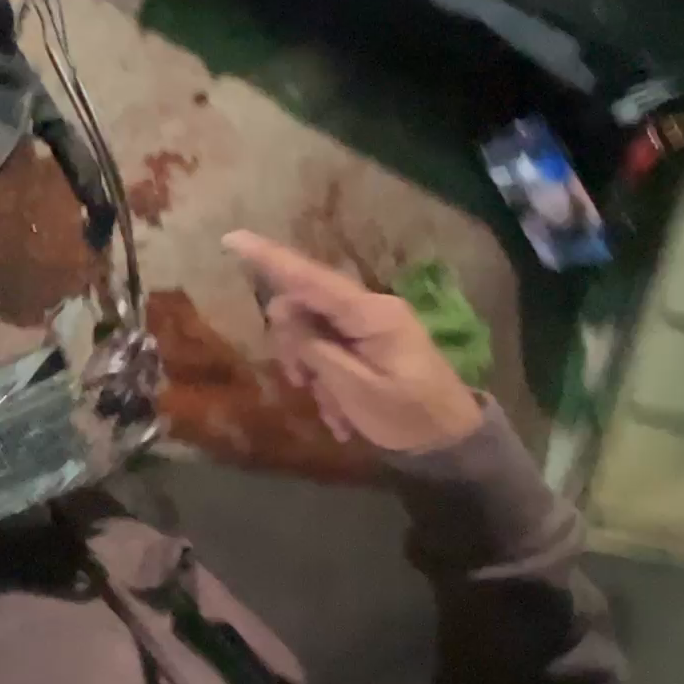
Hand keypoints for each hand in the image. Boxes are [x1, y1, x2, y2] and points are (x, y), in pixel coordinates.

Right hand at [223, 231, 481, 454]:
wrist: (451, 444)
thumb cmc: (407, 417)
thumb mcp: (355, 388)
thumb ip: (314, 347)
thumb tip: (283, 314)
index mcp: (370, 313)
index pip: (310, 278)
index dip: (269, 258)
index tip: (232, 238)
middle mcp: (368, 308)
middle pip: (304, 306)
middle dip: (293, 345)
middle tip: (298, 382)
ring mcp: (369, 324)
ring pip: (311, 331)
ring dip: (310, 369)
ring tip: (330, 409)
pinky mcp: (368, 340)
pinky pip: (327, 348)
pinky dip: (325, 379)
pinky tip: (339, 412)